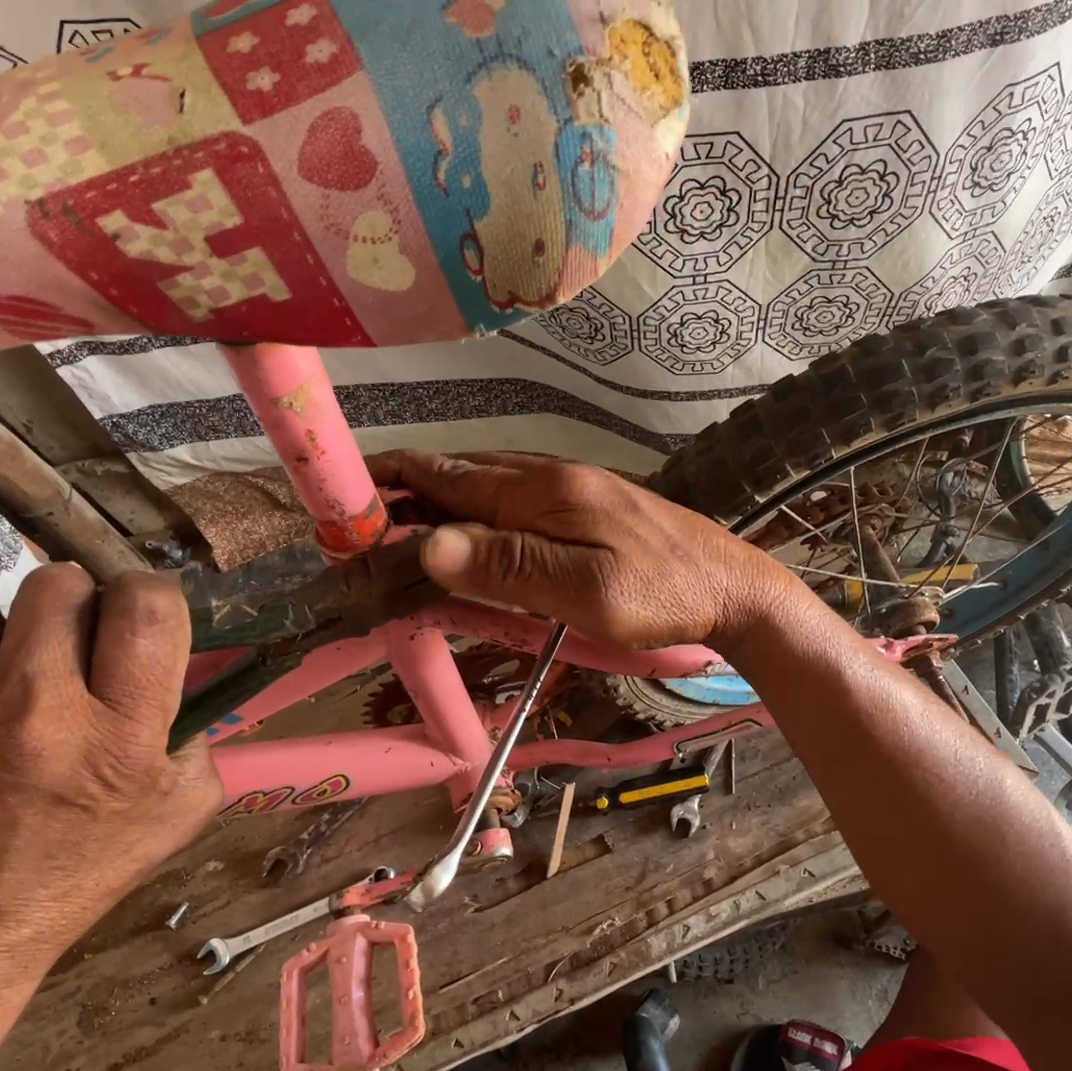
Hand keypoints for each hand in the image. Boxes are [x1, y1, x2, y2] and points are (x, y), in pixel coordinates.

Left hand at [0, 565, 221, 993]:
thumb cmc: (81, 867)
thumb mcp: (181, 807)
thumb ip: (194, 729)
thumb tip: (171, 662)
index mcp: (119, 737)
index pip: (144, 608)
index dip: (146, 593)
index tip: (134, 612)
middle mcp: (32, 720)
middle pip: (54, 587)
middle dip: (69, 604)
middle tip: (65, 642)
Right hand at [366, 450, 800, 651]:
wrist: (732, 586)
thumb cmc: (662, 594)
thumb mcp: (586, 591)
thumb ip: (509, 566)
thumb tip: (429, 542)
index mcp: (542, 490)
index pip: (445, 476)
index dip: (387, 484)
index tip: (339, 500)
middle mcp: (549, 476)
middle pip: (458, 475)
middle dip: (402, 494)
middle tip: (356, 528)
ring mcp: (568, 488)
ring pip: (483, 486)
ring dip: (435, 503)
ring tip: (395, 532)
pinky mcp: (583, 506)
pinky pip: (511, 501)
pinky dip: (474, 514)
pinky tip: (468, 536)